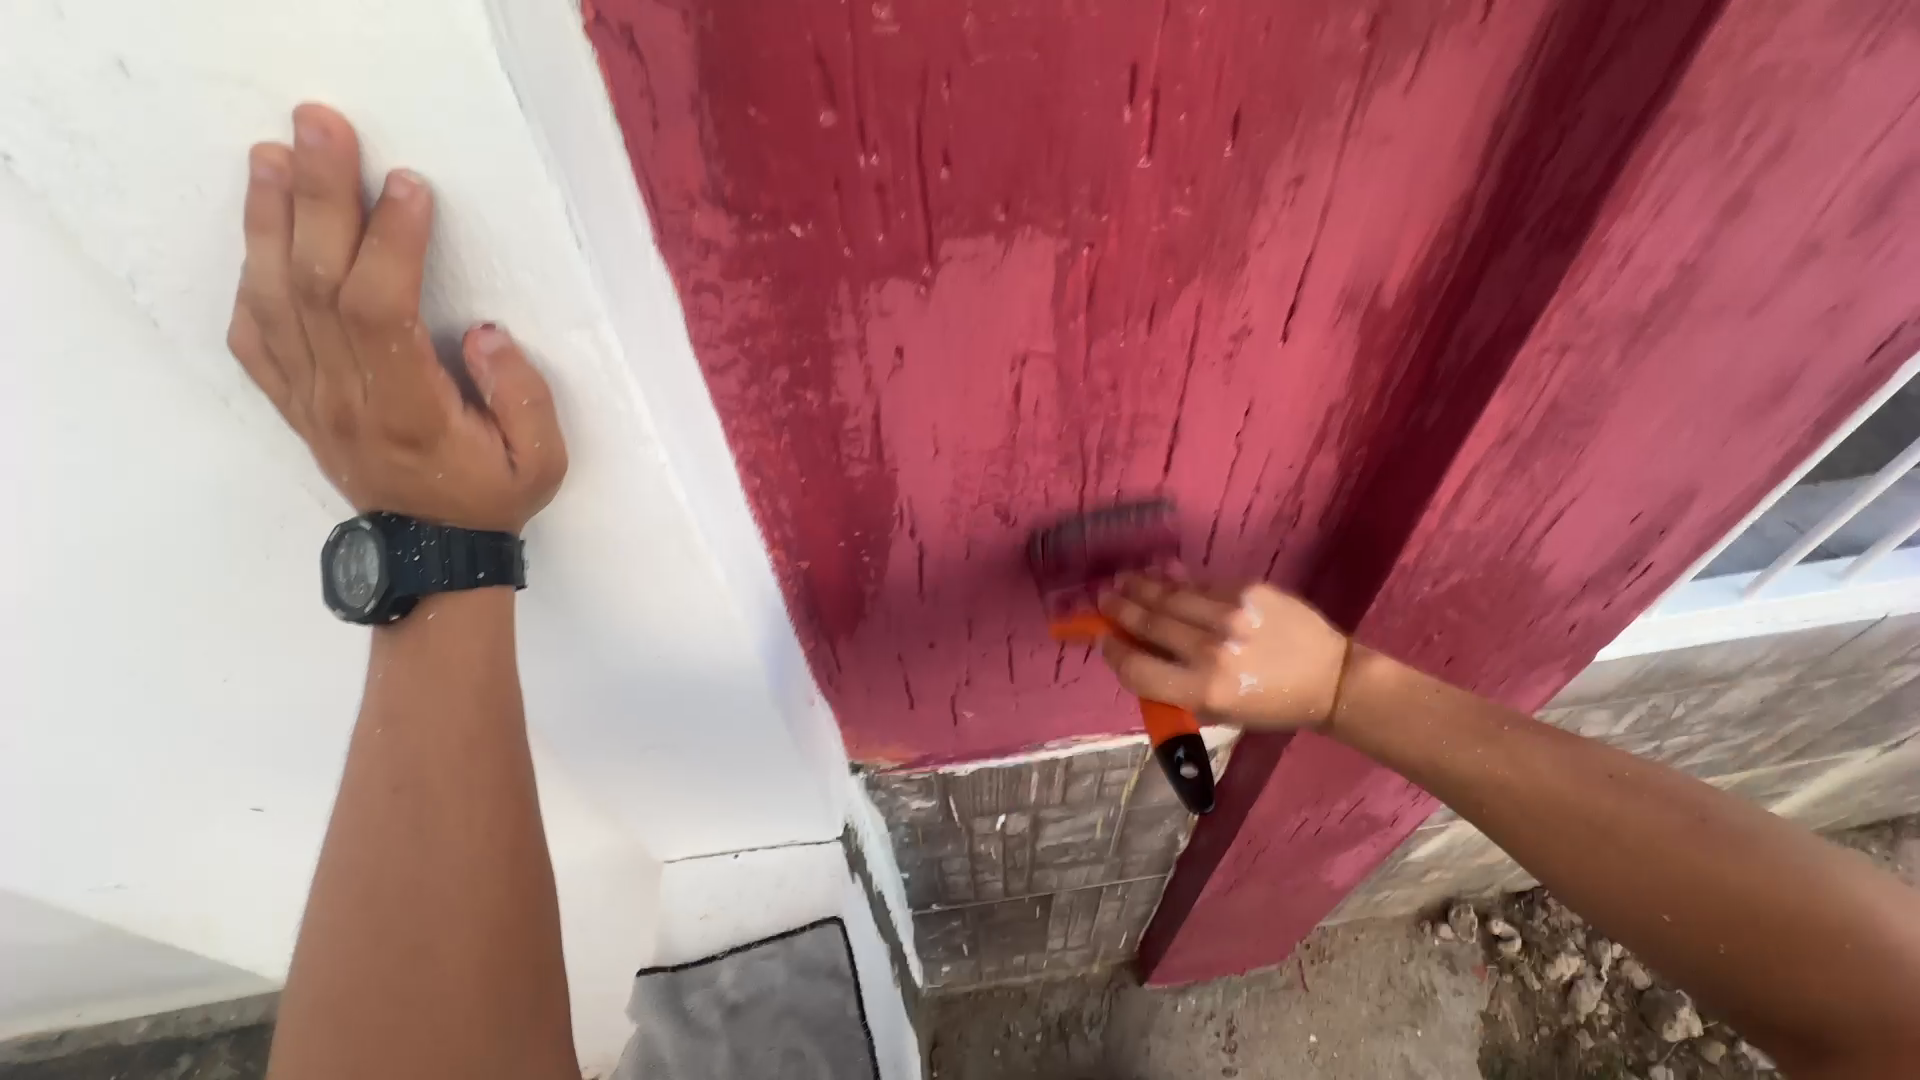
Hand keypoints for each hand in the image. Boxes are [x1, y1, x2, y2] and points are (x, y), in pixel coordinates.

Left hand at [226, 104, 565, 533]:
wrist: (433, 552)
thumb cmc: (493, 502)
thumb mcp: (542, 463)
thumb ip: (523, 398)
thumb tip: (486, 332)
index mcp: (410, 413)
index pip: (382, 313)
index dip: (391, 244)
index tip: (409, 187)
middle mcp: (346, 400)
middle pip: (317, 286)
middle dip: (321, 199)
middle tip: (322, 126)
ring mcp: (310, 400)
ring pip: (275, 299)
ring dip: (271, 221)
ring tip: (276, 156)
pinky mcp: (296, 401)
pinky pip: (255, 334)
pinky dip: (251, 275)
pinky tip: (261, 232)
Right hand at [1096, 574, 1350, 731]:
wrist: (1329, 679)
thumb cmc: (1268, 704)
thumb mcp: (1217, 709)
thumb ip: (1174, 681)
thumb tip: (1135, 646)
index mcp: (1203, 690)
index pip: (1137, 668)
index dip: (1113, 653)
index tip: (1103, 639)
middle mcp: (1212, 650)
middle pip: (1148, 623)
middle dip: (1119, 609)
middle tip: (1103, 599)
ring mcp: (1231, 615)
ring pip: (1170, 596)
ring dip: (1140, 586)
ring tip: (1123, 580)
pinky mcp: (1248, 591)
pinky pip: (1201, 586)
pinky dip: (1176, 582)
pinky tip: (1162, 576)